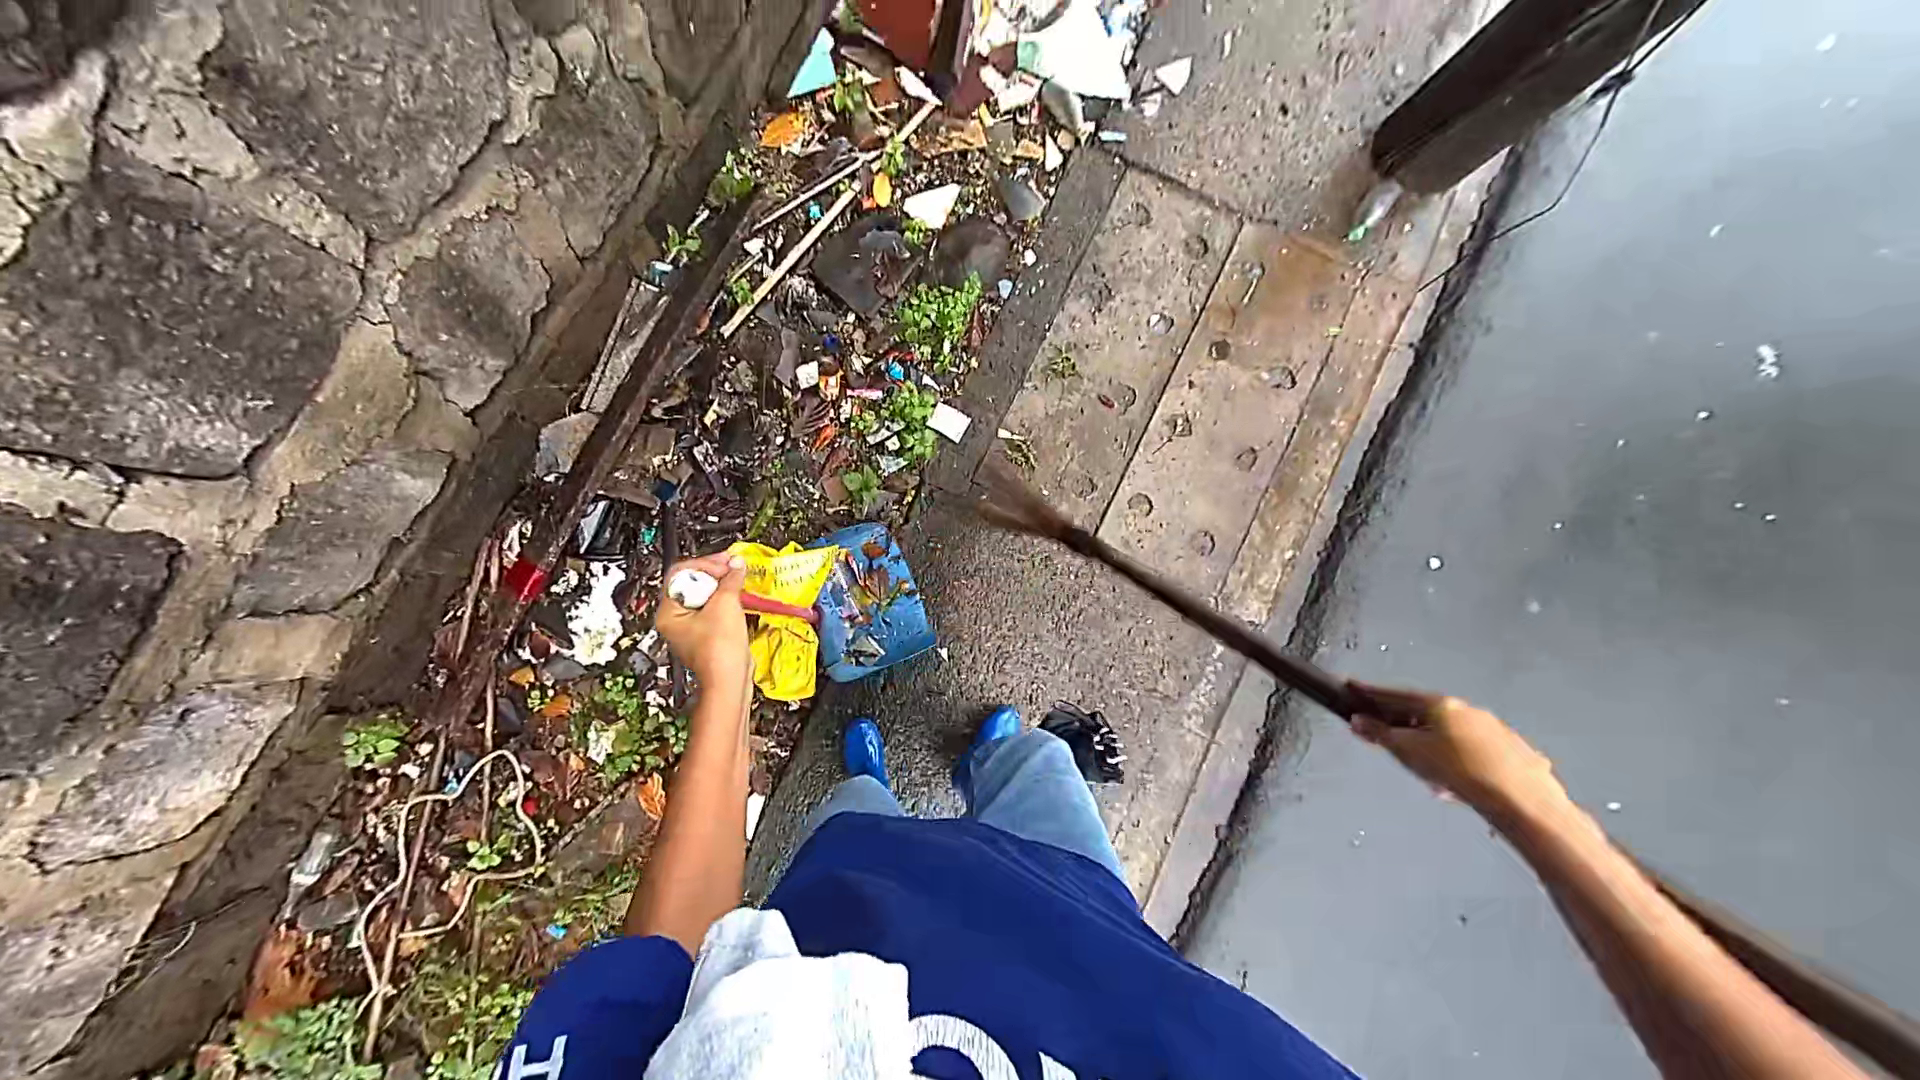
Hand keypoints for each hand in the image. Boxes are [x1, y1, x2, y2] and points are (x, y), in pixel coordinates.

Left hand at [657, 552, 750, 693]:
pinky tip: (739, 595)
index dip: (705, 565)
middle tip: (734, 567)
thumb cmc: (719, 652)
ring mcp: (692, 627)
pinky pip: (715, 608)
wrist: (730, 680)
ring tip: (739, 579)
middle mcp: (676, 619)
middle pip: (692, 583)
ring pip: (705, 595)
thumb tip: (736, 564)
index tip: (725, 563)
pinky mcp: (709, 633)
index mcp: (668, 612)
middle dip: (715, 573)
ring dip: (723, 585)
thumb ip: (731, 579)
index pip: (680, 574)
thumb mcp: (726, 604)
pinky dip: (727, 599)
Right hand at [1348, 683, 1568, 820]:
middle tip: (1391, 744)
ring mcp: (1494, 730)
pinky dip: (1459, 760)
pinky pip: (1474, 750)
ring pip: (1450, 733)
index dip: (1369, 693)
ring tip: (1430, 775)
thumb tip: (1359, 721)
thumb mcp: (1407, 752)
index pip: (1394, 695)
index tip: (1351, 687)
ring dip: (1433, 747)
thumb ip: (1379, 734)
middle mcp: (1467, 710)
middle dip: (1404, 727)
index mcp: (1439, 704)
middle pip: (1424, 713)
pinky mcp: (1515, 752)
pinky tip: (1459, 784)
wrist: (1523, 802)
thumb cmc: (1459, 771)